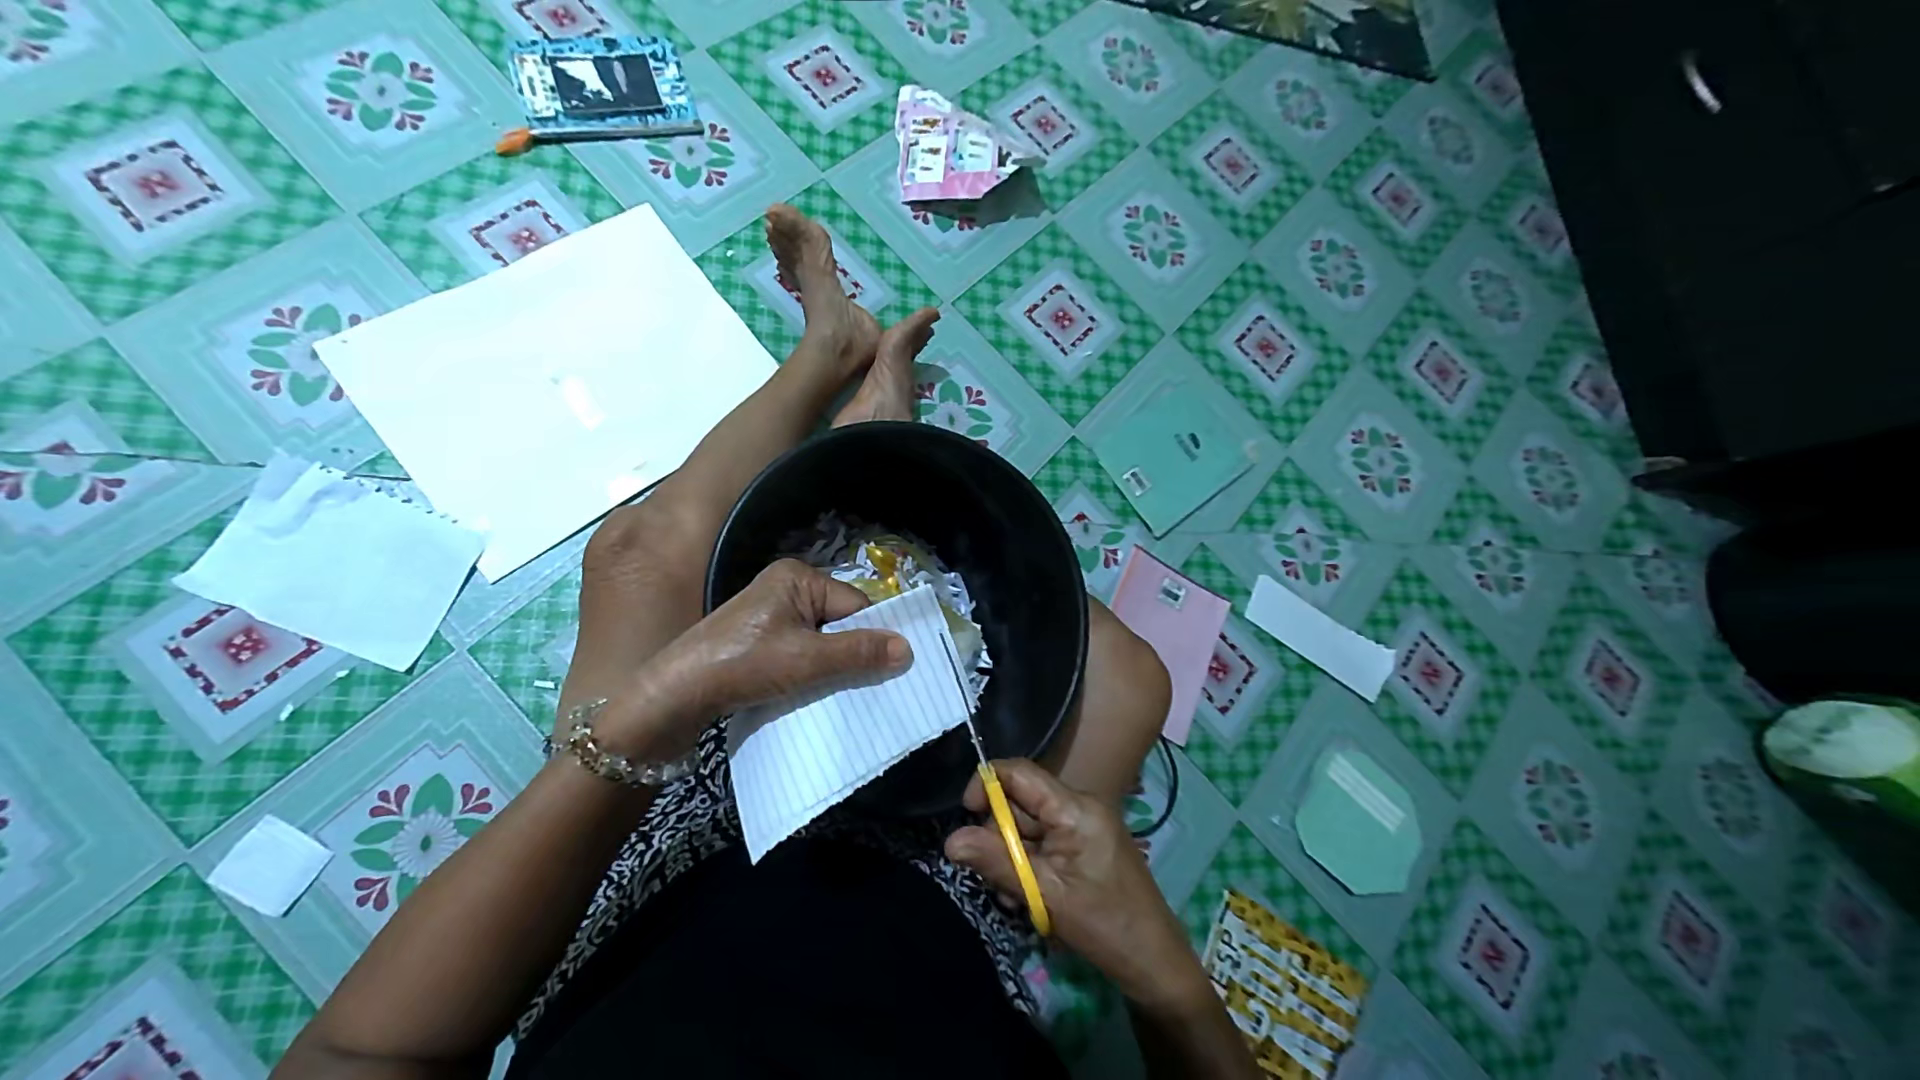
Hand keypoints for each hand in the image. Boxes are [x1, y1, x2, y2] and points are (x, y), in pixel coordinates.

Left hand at [597, 560, 910, 757]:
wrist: (677, 695)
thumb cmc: (744, 665)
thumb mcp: (808, 660)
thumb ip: (858, 652)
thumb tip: (907, 649)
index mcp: (798, 577)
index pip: (855, 605)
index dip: (874, 635)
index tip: (894, 667)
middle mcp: (787, 588)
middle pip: (841, 621)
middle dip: (854, 652)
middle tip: (874, 684)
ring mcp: (773, 615)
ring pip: (824, 640)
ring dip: (835, 665)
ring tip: (846, 691)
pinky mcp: (762, 640)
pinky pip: (804, 651)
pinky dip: (814, 671)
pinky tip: (819, 691)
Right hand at [944, 760, 1205, 1010]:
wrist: (1155, 963)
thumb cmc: (1105, 925)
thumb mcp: (1045, 894)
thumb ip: (996, 862)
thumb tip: (950, 841)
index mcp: (1075, 806)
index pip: (1019, 772)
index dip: (987, 785)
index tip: (966, 816)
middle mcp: (1078, 805)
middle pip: (1020, 800)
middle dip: (998, 835)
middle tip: (995, 877)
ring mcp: (1082, 826)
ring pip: (1027, 826)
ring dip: (1012, 857)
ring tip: (1017, 898)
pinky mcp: (1083, 846)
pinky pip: (1043, 843)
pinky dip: (1029, 866)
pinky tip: (1030, 898)